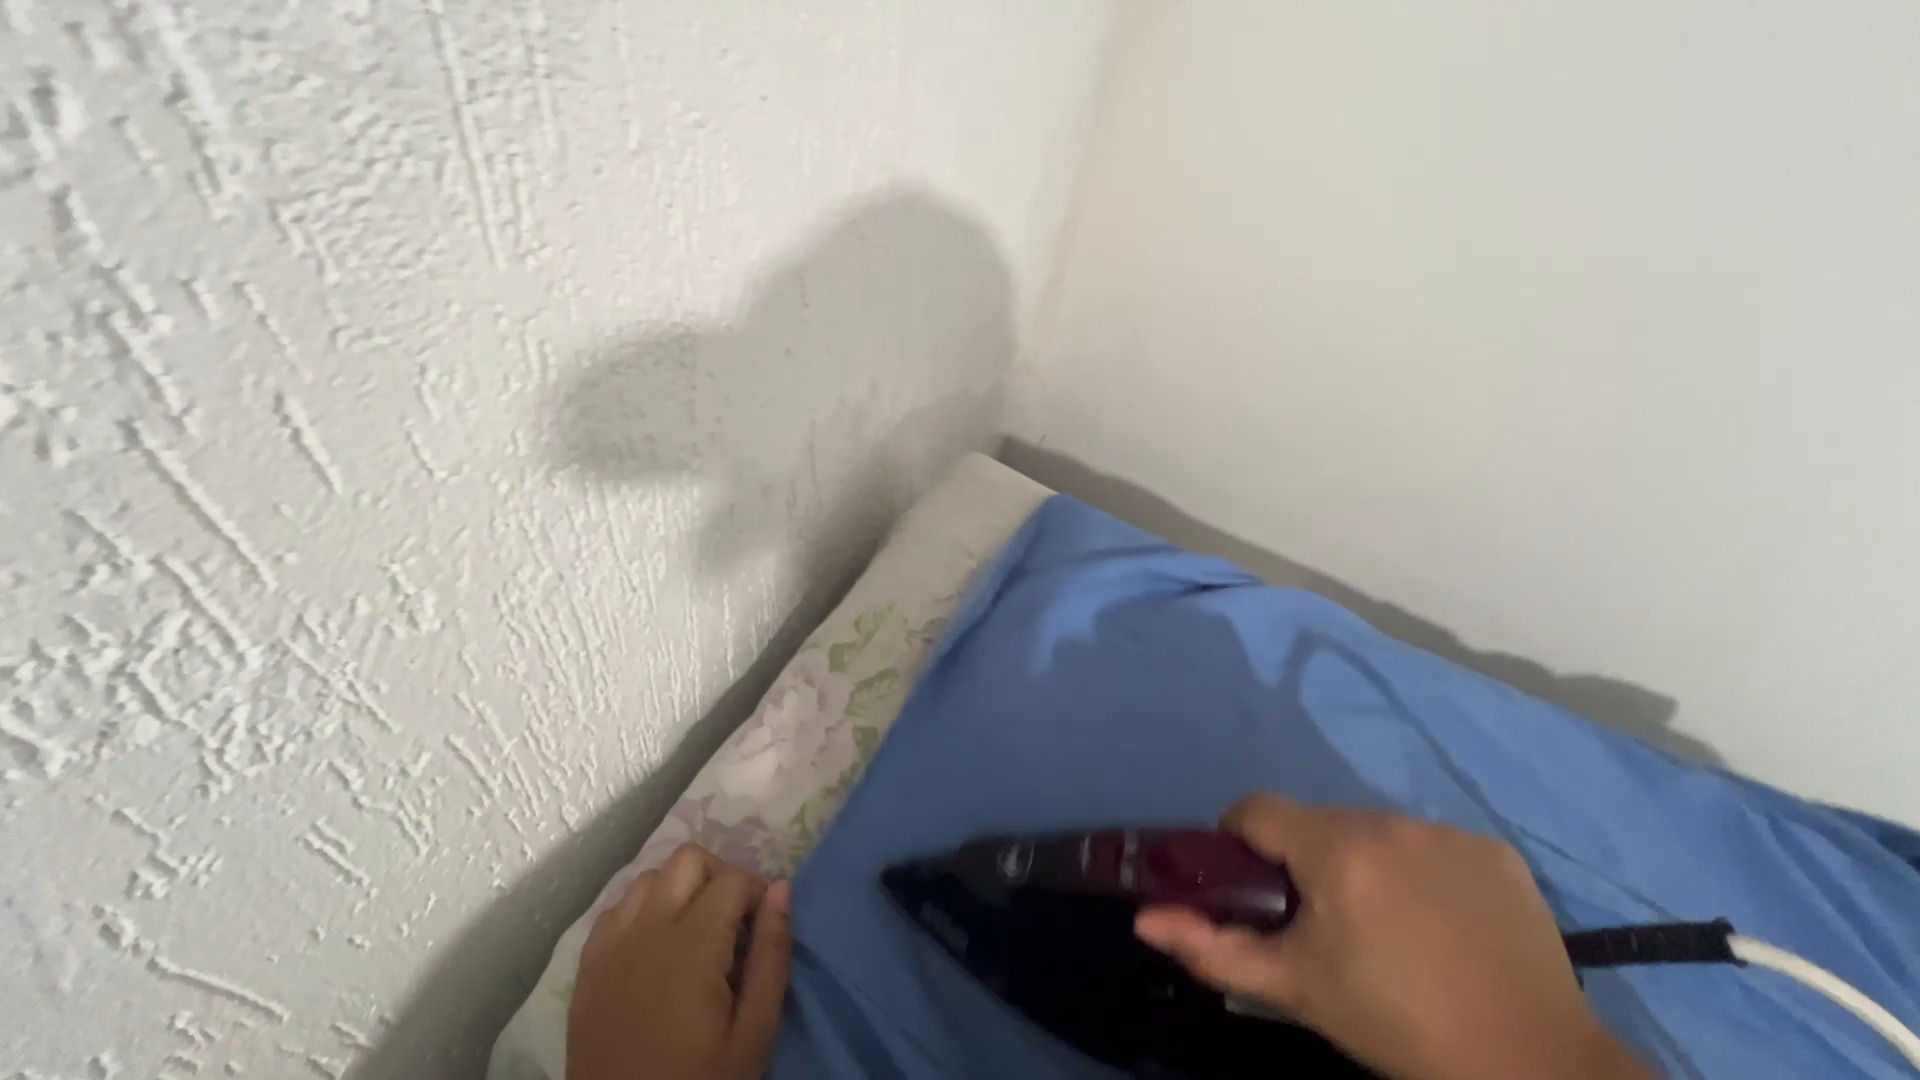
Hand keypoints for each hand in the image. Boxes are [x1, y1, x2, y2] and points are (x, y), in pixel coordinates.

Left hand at [567, 843, 791, 1079]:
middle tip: (734, 920)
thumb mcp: (754, 1031)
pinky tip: (656, 947)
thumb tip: (781, 889)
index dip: (758, 893)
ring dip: (679, 889)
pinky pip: (616, 909)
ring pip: (648, 876)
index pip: (733, 878)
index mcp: (693, 945)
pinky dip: (642, 911)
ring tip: (695, 931)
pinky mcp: (587, 966)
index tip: (764, 928)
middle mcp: (648, 930)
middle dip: (720, 876)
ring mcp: (611, 946)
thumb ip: (772, 955)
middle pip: (687, 859)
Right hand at [1135, 796, 1650, 1079]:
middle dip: (1302, 859)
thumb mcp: (1295, 989)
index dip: (1239, 841)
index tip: (1253, 888)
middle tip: (1318, 923)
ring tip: (1383, 928)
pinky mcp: (1495, 851)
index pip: (1256, 809)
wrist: (1534, 1067)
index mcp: (1334, 848)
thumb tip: (1143, 919)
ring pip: (1372, 830)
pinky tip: (1438, 924)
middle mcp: (1388, 821)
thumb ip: (1212, 947)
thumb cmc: (1395, 1025)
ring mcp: (1447, 832)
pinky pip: (1430, 845)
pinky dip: (1418, 871)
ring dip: (1360, 863)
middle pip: (1315, 821)